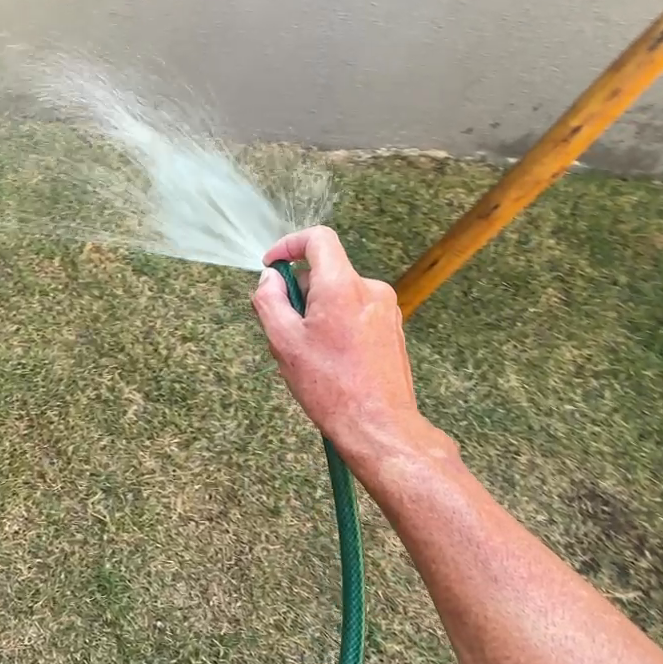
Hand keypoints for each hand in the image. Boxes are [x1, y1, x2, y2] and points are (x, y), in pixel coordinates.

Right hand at [252, 227, 426, 459]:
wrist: (378, 425)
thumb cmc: (328, 385)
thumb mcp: (283, 341)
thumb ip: (269, 300)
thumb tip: (269, 279)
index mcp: (341, 286)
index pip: (318, 239)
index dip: (289, 245)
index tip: (271, 267)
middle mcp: (370, 289)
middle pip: (326, 271)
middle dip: (300, 291)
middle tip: (284, 328)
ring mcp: (386, 309)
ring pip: (339, 294)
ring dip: (318, 311)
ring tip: (308, 351)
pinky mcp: (393, 329)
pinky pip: (356, 312)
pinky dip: (337, 324)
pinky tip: (330, 360)